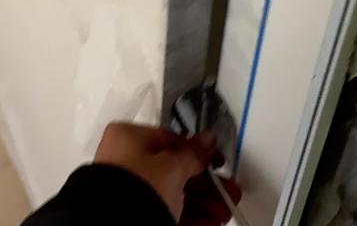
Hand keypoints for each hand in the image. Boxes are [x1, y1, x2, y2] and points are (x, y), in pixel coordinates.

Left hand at [91, 123, 239, 223]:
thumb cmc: (138, 187)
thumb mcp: (171, 166)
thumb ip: (193, 153)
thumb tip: (208, 138)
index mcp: (128, 138)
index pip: (170, 139)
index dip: (198, 150)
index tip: (218, 161)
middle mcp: (127, 162)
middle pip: (175, 169)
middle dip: (206, 182)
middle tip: (229, 190)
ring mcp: (131, 192)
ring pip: (175, 194)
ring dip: (203, 202)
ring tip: (226, 210)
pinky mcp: (137, 216)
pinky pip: (169, 212)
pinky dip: (192, 216)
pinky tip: (212, 222)